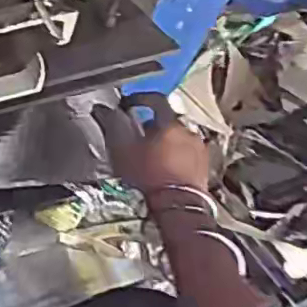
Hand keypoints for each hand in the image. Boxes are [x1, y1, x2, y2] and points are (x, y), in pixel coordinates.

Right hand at [91, 92, 210, 194]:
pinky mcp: (205, 167)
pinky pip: (186, 152)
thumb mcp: (121, 147)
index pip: (155, 100)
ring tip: (147, 153)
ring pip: (177, 137)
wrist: (177, 207)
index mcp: (169, 123)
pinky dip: (174, 154)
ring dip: (163, 140)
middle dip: (149, 124)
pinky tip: (161, 166)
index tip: (125, 105)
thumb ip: (111, 123)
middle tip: (133, 135)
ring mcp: (200, 151)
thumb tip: (101, 109)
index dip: (137, 99)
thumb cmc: (147, 174)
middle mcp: (189, 133)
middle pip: (166, 120)